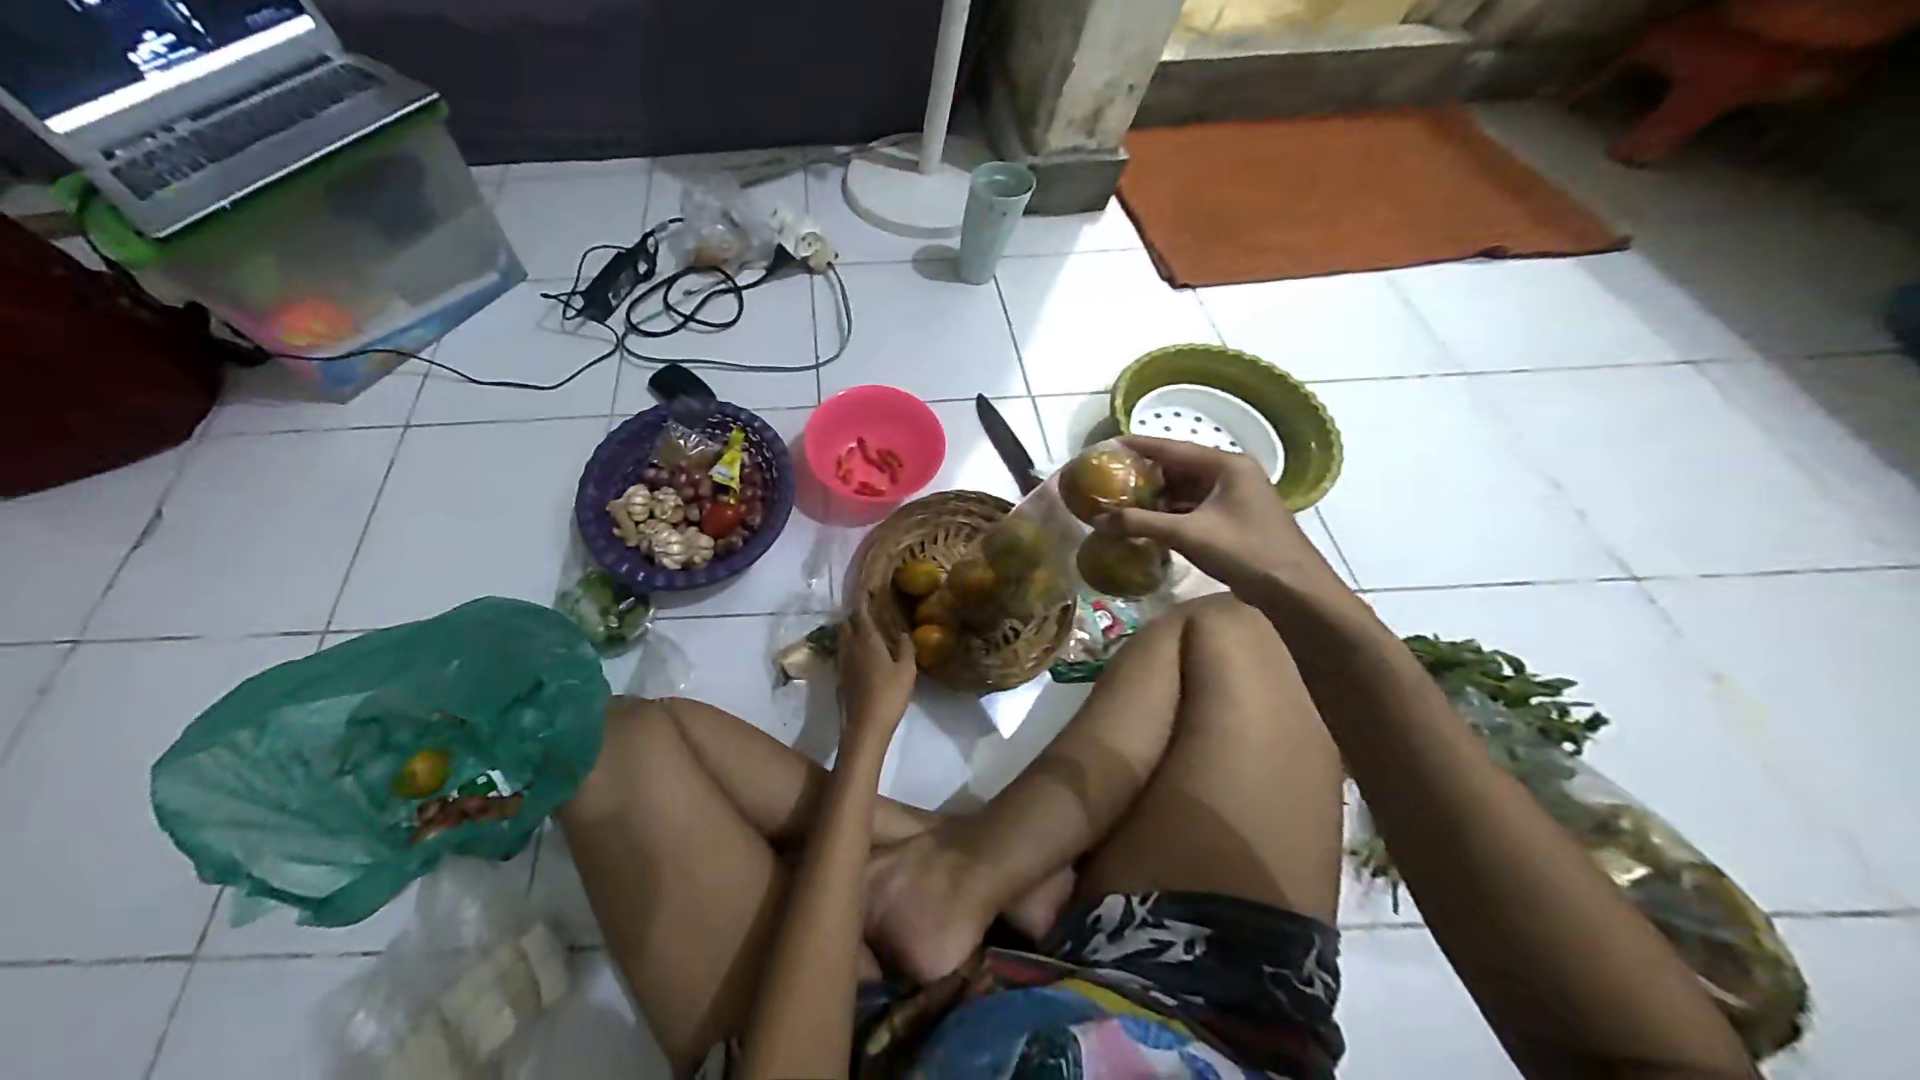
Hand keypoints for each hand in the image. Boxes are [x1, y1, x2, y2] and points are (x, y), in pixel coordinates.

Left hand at [837, 602, 916, 748]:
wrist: (864, 726)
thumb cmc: (889, 695)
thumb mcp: (907, 671)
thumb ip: (906, 649)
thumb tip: (904, 634)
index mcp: (866, 640)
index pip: (861, 612)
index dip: (863, 599)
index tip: (867, 589)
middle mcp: (850, 646)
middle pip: (847, 623)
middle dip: (855, 614)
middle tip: (869, 611)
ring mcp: (842, 662)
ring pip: (843, 638)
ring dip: (851, 630)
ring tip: (866, 631)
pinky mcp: (840, 676)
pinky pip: (843, 653)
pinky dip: (851, 647)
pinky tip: (863, 655)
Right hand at [1098, 435, 1352, 606]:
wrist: (1293, 588)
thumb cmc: (1245, 551)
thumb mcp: (1188, 535)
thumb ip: (1142, 524)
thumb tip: (1098, 519)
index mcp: (1226, 465)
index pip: (1173, 448)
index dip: (1139, 446)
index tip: (1110, 444)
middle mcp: (1232, 473)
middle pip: (1180, 466)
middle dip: (1146, 473)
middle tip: (1112, 476)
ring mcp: (1236, 495)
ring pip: (1187, 488)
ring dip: (1158, 495)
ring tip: (1124, 499)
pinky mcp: (1235, 517)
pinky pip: (1196, 505)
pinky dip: (1172, 511)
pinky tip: (1150, 521)